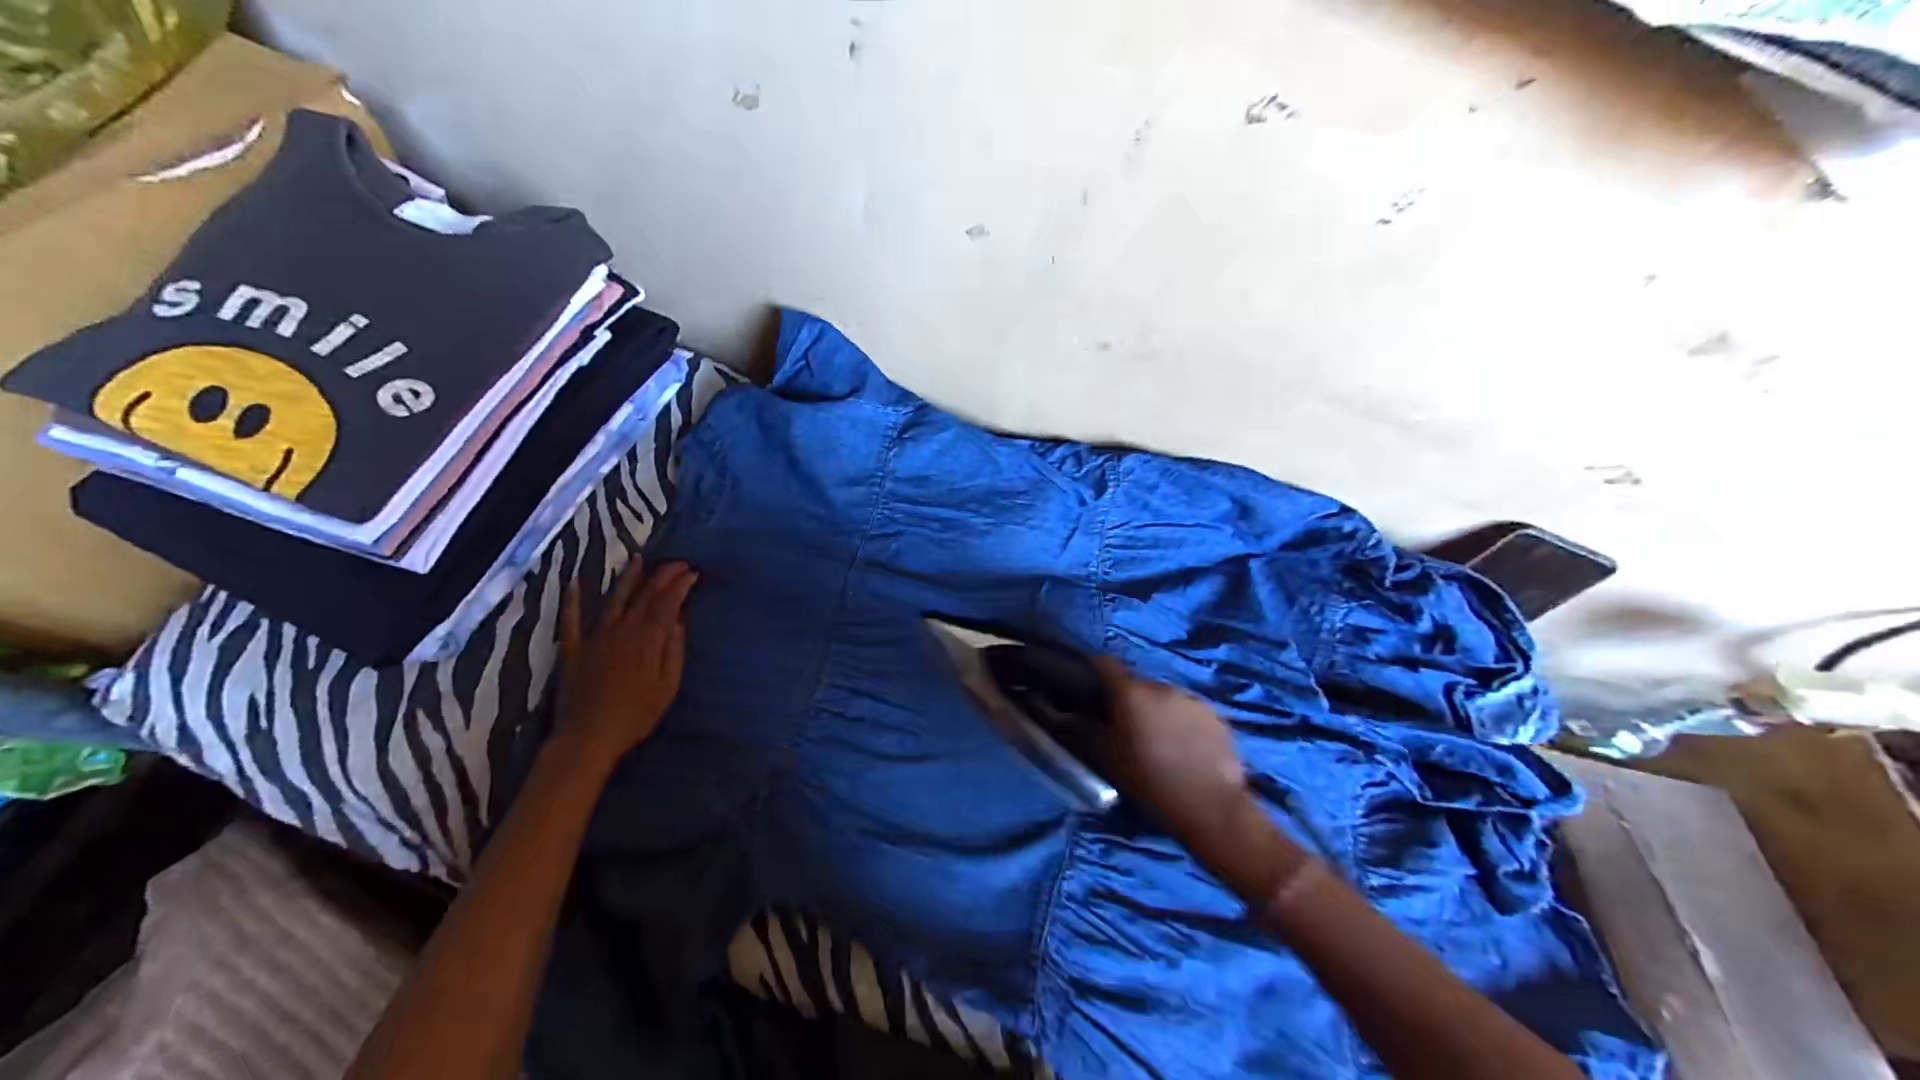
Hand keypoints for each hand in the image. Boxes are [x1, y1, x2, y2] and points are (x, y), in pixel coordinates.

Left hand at [555, 559, 697, 763]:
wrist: (588, 737)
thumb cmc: (635, 716)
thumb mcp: (667, 687)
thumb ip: (673, 651)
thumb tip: (678, 621)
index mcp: (648, 639)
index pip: (668, 603)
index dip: (681, 585)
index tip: (693, 572)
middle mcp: (622, 630)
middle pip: (645, 595)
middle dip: (662, 576)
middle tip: (677, 563)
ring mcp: (595, 637)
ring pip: (614, 600)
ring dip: (628, 578)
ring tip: (638, 559)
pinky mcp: (573, 649)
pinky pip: (571, 620)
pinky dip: (572, 601)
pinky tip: (573, 583)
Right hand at [1095, 656, 1305, 899]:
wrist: (1211, 808)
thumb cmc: (1151, 783)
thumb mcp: (1108, 760)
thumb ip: (1088, 731)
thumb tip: (1073, 715)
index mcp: (1131, 693)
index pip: (1105, 663)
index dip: (1095, 672)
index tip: (1090, 689)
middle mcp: (1162, 686)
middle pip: (1138, 685)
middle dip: (1131, 702)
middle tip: (1128, 730)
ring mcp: (1193, 699)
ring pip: (1165, 699)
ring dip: (1158, 712)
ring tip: (1160, 743)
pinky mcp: (1217, 715)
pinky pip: (1190, 712)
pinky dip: (1183, 723)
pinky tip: (1186, 750)